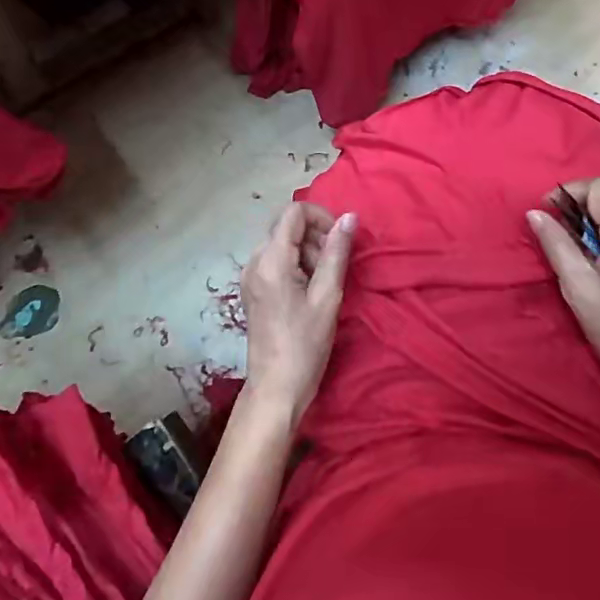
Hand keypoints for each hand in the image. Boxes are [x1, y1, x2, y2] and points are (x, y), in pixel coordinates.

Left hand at [240, 203, 356, 424]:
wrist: (276, 387)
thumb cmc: (305, 344)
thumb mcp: (328, 296)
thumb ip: (337, 252)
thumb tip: (349, 217)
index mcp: (271, 260)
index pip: (294, 212)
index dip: (321, 217)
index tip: (340, 240)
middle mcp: (254, 262)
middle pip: (287, 226)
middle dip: (316, 236)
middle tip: (334, 266)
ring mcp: (250, 276)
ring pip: (283, 242)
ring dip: (308, 251)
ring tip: (324, 283)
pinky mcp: (253, 289)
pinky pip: (276, 260)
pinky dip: (297, 265)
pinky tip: (309, 291)